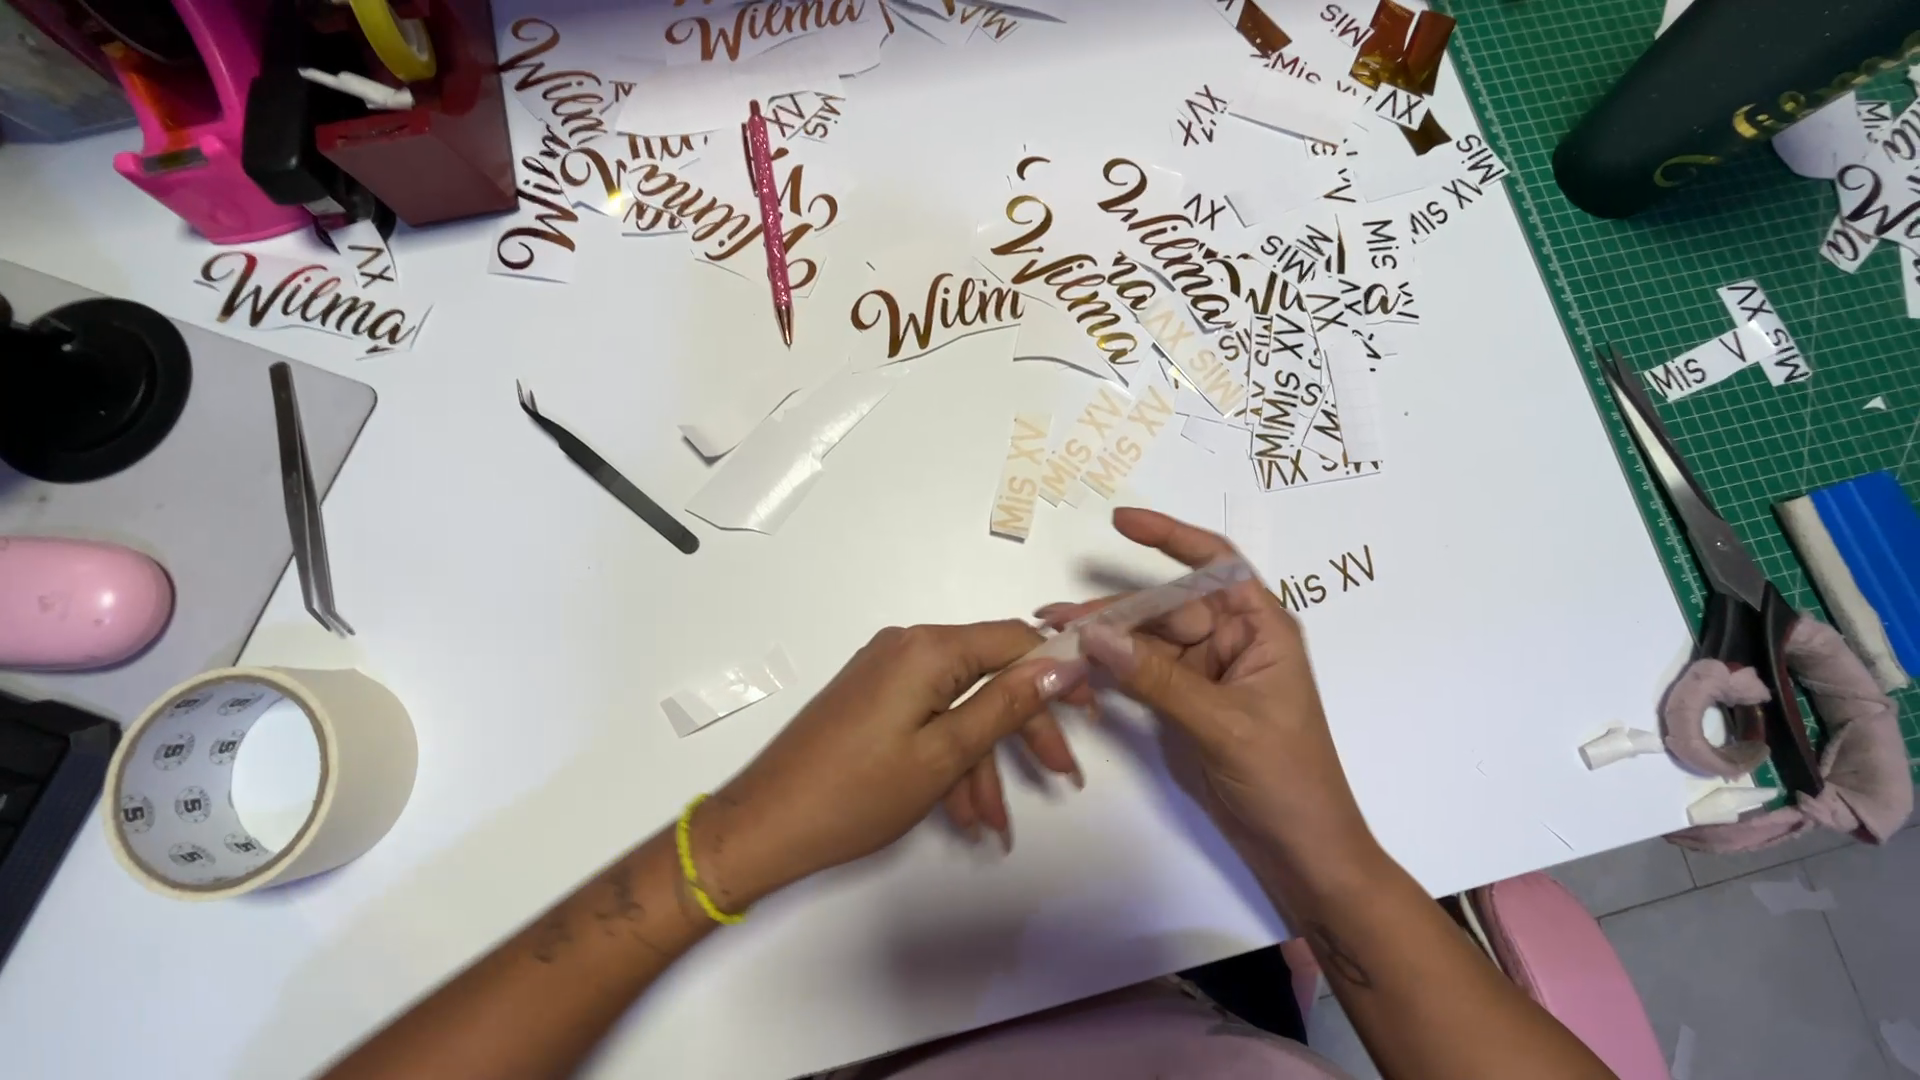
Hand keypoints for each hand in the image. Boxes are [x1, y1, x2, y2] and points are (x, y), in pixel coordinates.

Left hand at [688, 621, 1086, 911]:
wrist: (763, 826)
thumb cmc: (858, 792)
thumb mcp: (944, 753)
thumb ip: (1006, 704)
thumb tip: (1063, 662)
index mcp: (927, 648)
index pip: (1013, 639)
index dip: (1057, 672)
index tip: (1088, 713)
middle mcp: (907, 647)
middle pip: (988, 676)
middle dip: (1024, 730)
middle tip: (1063, 775)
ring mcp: (885, 674)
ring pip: (958, 708)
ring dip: (983, 762)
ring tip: (994, 824)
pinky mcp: (872, 700)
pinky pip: (928, 719)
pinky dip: (949, 760)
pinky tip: (963, 814)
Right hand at [1035, 509, 1372, 870]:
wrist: (1300, 852)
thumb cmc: (1288, 780)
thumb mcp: (1224, 724)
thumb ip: (1158, 679)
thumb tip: (1096, 638)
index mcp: (1260, 629)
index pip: (1215, 564)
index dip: (1170, 536)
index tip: (1121, 521)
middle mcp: (1230, 642)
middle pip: (1164, 608)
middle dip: (1112, 610)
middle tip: (1056, 620)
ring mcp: (1203, 674)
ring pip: (1144, 642)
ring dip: (1102, 642)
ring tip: (1053, 641)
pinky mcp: (1182, 704)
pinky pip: (1139, 675)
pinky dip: (1109, 673)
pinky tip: (1077, 673)